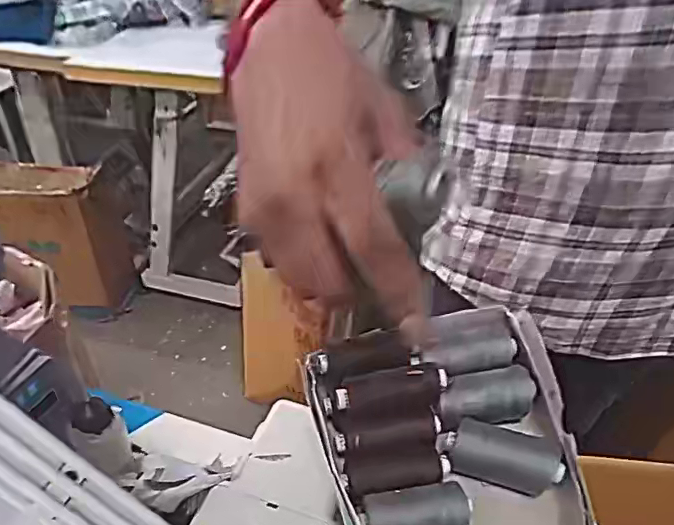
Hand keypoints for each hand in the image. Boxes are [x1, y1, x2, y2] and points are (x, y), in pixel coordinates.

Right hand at [231, 0, 427, 338]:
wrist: (268, 49)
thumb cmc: (326, 73)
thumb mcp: (384, 114)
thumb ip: (406, 172)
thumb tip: (423, 219)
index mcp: (336, 168)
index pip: (373, 251)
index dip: (397, 295)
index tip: (413, 326)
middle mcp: (295, 197)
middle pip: (331, 285)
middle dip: (356, 294)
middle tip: (373, 279)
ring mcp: (267, 211)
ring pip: (302, 284)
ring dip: (328, 284)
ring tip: (342, 256)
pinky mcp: (249, 215)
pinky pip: (281, 264)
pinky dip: (304, 265)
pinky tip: (316, 239)